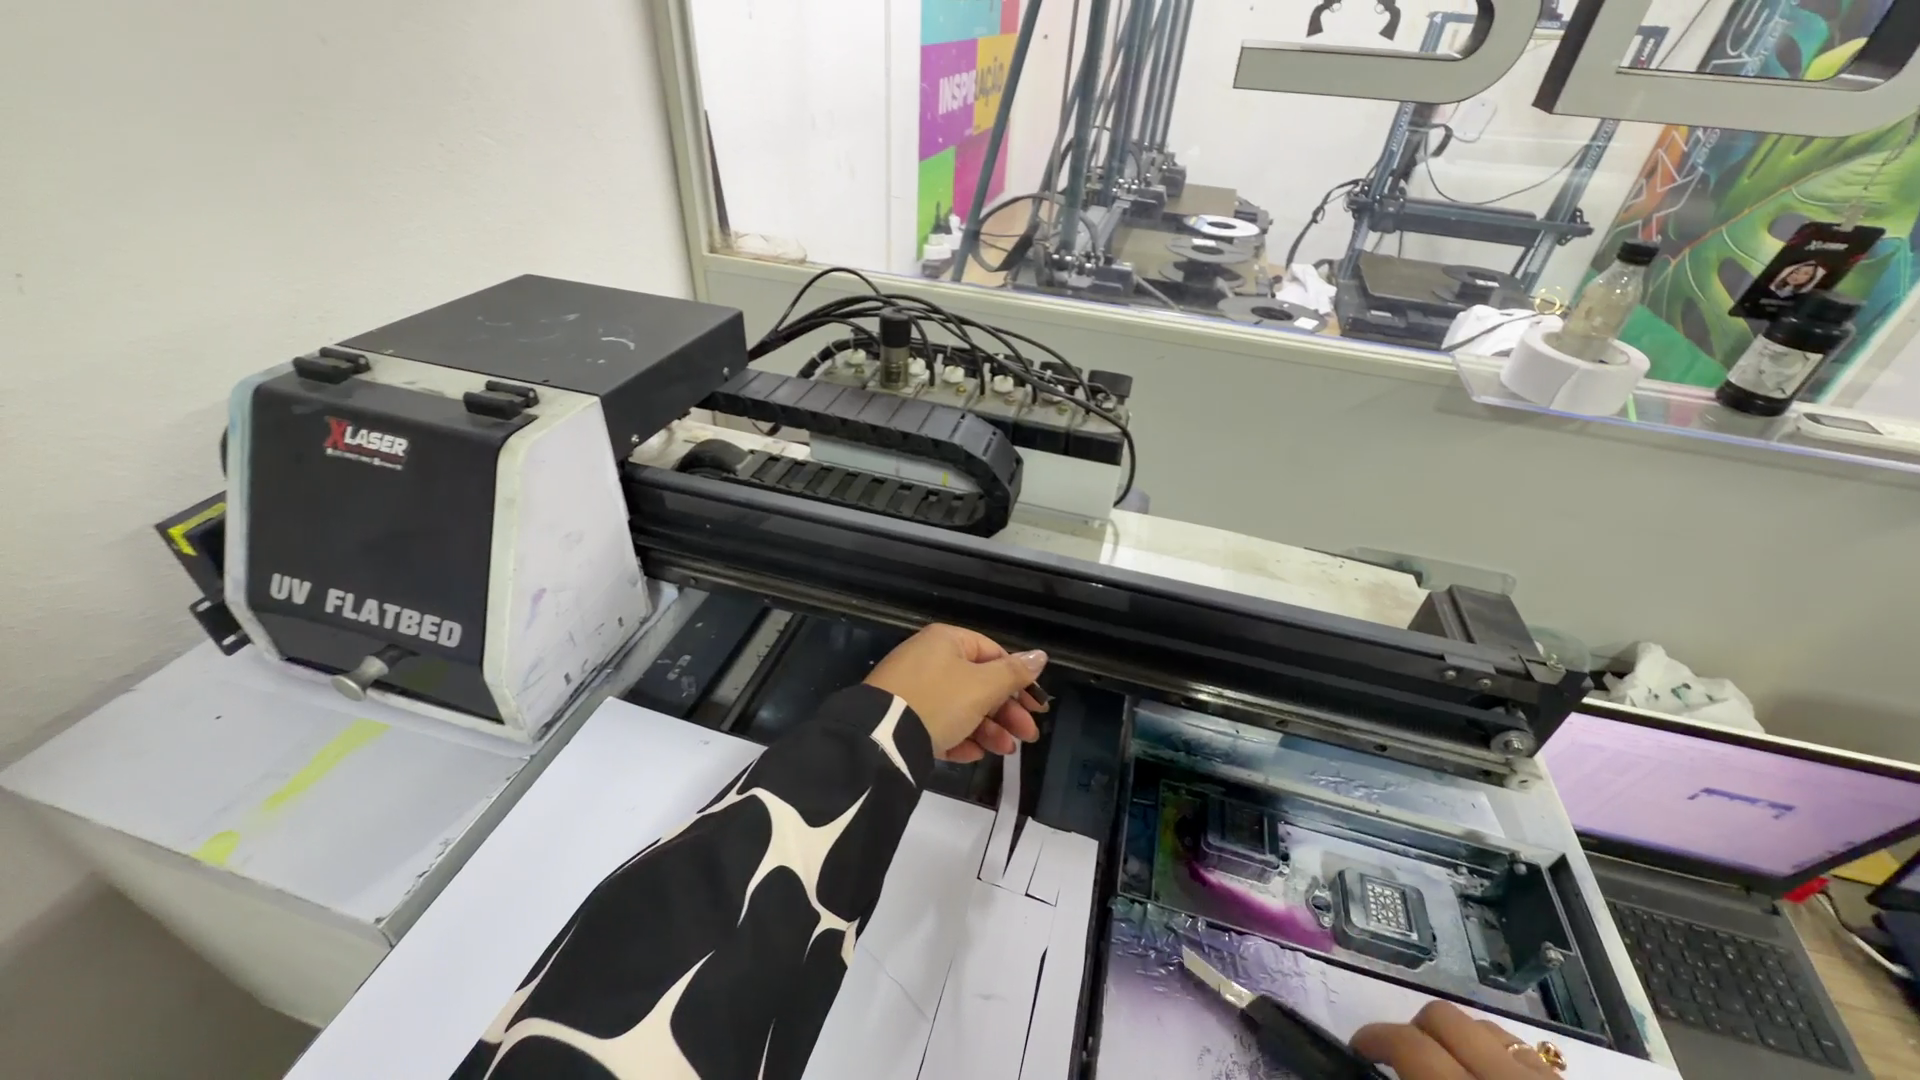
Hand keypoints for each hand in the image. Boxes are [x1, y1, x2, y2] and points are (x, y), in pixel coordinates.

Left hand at [865, 624, 1047, 763]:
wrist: (881, 736)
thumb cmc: (938, 701)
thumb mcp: (982, 687)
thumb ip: (1014, 673)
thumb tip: (1040, 656)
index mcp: (947, 642)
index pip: (993, 654)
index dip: (1019, 680)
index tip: (1037, 707)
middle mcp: (929, 659)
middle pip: (979, 684)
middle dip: (1007, 712)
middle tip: (1028, 735)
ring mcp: (914, 689)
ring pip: (961, 707)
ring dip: (988, 730)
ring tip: (1005, 751)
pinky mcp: (904, 717)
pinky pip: (939, 724)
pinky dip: (960, 738)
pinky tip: (974, 755)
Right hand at [1352, 1001, 1563, 1077]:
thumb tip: (1378, 1070)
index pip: (1408, 1044)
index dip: (1373, 1039)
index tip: (1358, 1051)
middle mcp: (1503, 1075)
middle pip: (1442, 1017)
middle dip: (1412, 1030)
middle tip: (1399, 1061)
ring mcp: (1542, 1077)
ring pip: (1484, 1026)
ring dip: (1455, 1039)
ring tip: (1445, 1069)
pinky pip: (1523, 1049)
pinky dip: (1496, 1055)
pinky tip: (1490, 1079)